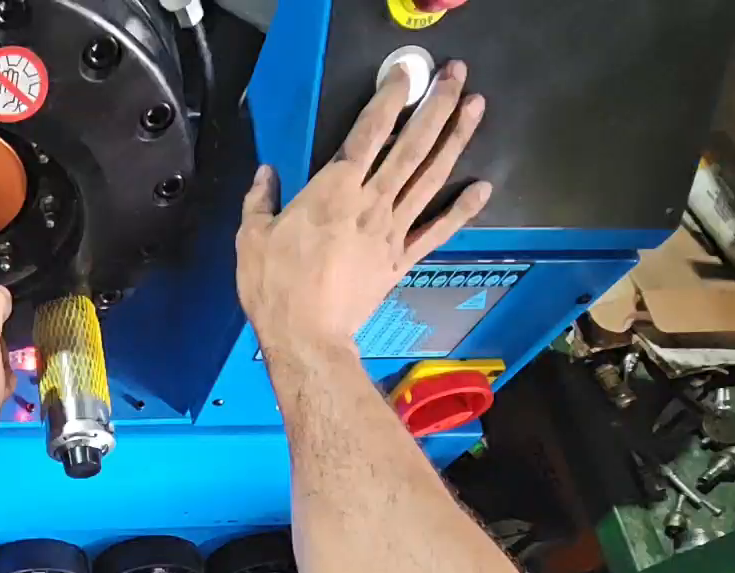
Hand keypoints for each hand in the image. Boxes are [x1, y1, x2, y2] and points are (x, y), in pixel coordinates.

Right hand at [237, 60, 490, 367]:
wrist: (306, 336)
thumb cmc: (273, 287)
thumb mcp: (251, 239)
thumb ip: (260, 202)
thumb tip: (266, 173)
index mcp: (332, 192)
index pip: (367, 134)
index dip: (389, 100)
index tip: (407, 74)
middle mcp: (370, 202)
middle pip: (411, 147)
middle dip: (436, 107)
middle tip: (458, 76)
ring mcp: (391, 231)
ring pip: (430, 178)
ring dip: (456, 140)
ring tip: (475, 109)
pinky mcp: (400, 260)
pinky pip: (437, 230)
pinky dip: (462, 209)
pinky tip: (482, 188)